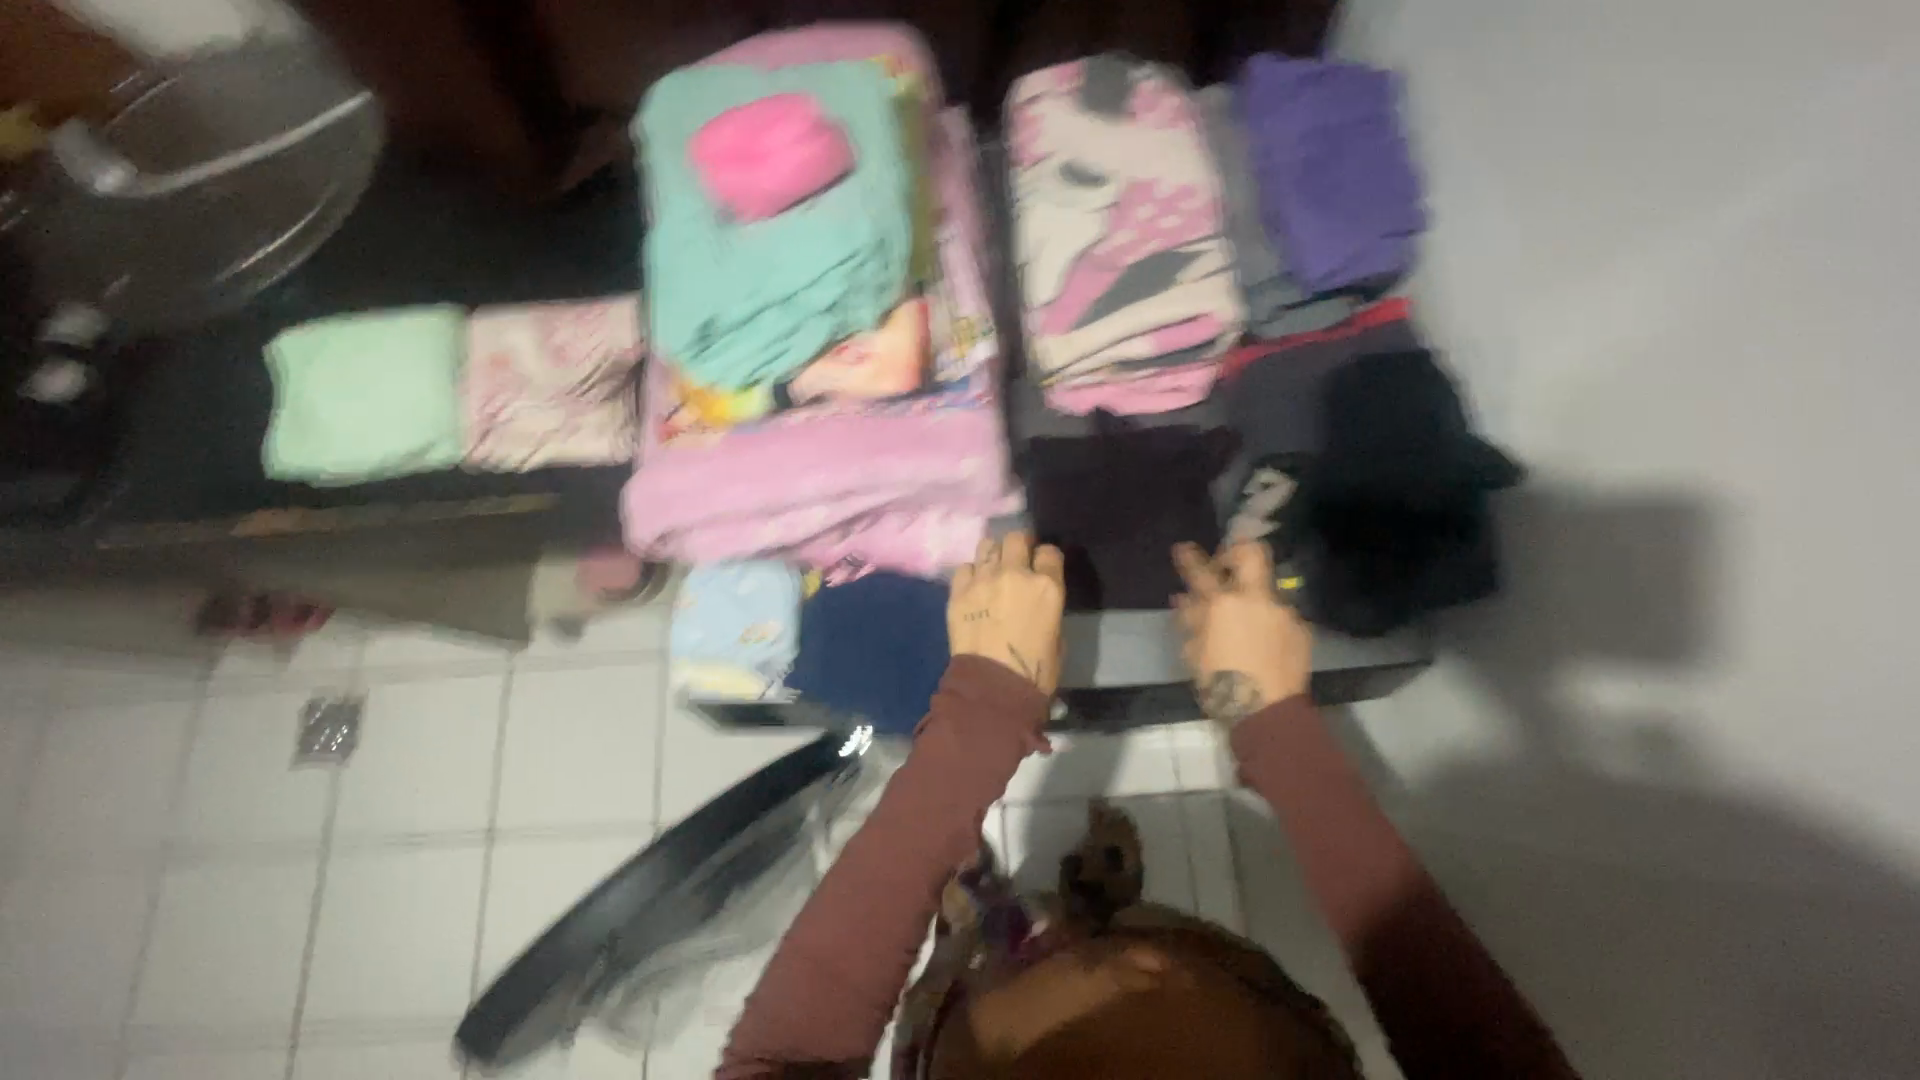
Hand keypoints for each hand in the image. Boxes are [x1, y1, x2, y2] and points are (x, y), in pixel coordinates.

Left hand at [950, 532, 1066, 694]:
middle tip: (1016, 560)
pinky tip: (973, 587)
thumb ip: (1047, 608)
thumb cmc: (1035, 671)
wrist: (992, 688)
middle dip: (1019, 546)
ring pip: (987, 545)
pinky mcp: (958, 592)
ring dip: (993, 554)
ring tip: (993, 569)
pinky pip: (965, 568)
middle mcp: (1015, 574)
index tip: (1042, 566)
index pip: (1049, 552)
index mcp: (1047, 586)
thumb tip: (1037, 602)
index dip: (1046, 558)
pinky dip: (971, 574)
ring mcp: (983, 580)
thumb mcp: (1057, 637)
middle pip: (1016, 538)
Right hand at [1173, 541, 1310, 724]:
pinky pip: (1280, 615)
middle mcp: (1257, 599)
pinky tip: (1262, 643)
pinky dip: (1268, 622)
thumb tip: (1185, 599)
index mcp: (1223, 604)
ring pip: (1267, 591)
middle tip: (1226, 566)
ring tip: (1244, 623)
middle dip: (1237, 551)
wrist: (1267, 713)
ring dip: (1252, 599)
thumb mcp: (1194, 653)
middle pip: (1252, 554)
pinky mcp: (1302, 629)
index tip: (1183, 548)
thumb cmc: (1220, 685)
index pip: (1202, 571)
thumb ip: (1190, 620)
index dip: (1189, 557)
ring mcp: (1284, 612)